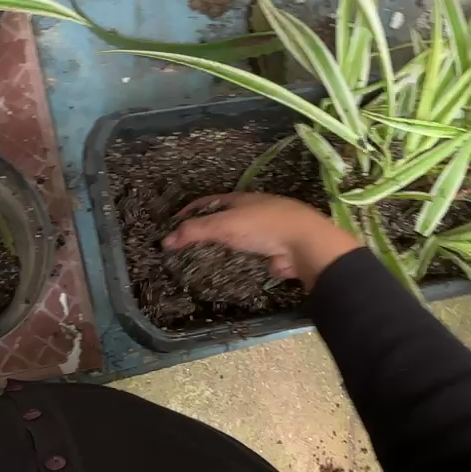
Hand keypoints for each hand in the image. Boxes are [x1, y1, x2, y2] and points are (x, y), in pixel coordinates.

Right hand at [162, 193, 358, 289]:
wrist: (305, 244)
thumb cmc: (262, 226)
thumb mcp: (223, 225)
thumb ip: (194, 231)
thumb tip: (165, 240)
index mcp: (241, 199)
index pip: (208, 201)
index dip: (190, 210)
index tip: (173, 222)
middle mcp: (254, 212)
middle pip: (223, 219)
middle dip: (206, 230)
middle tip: (186, 245)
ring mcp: (266, 232)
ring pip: (237, 239)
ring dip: (222, 247)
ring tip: (203, 260)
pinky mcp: (274, 252)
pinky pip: (250, 257)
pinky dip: (238, 262)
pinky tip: (227, 271)